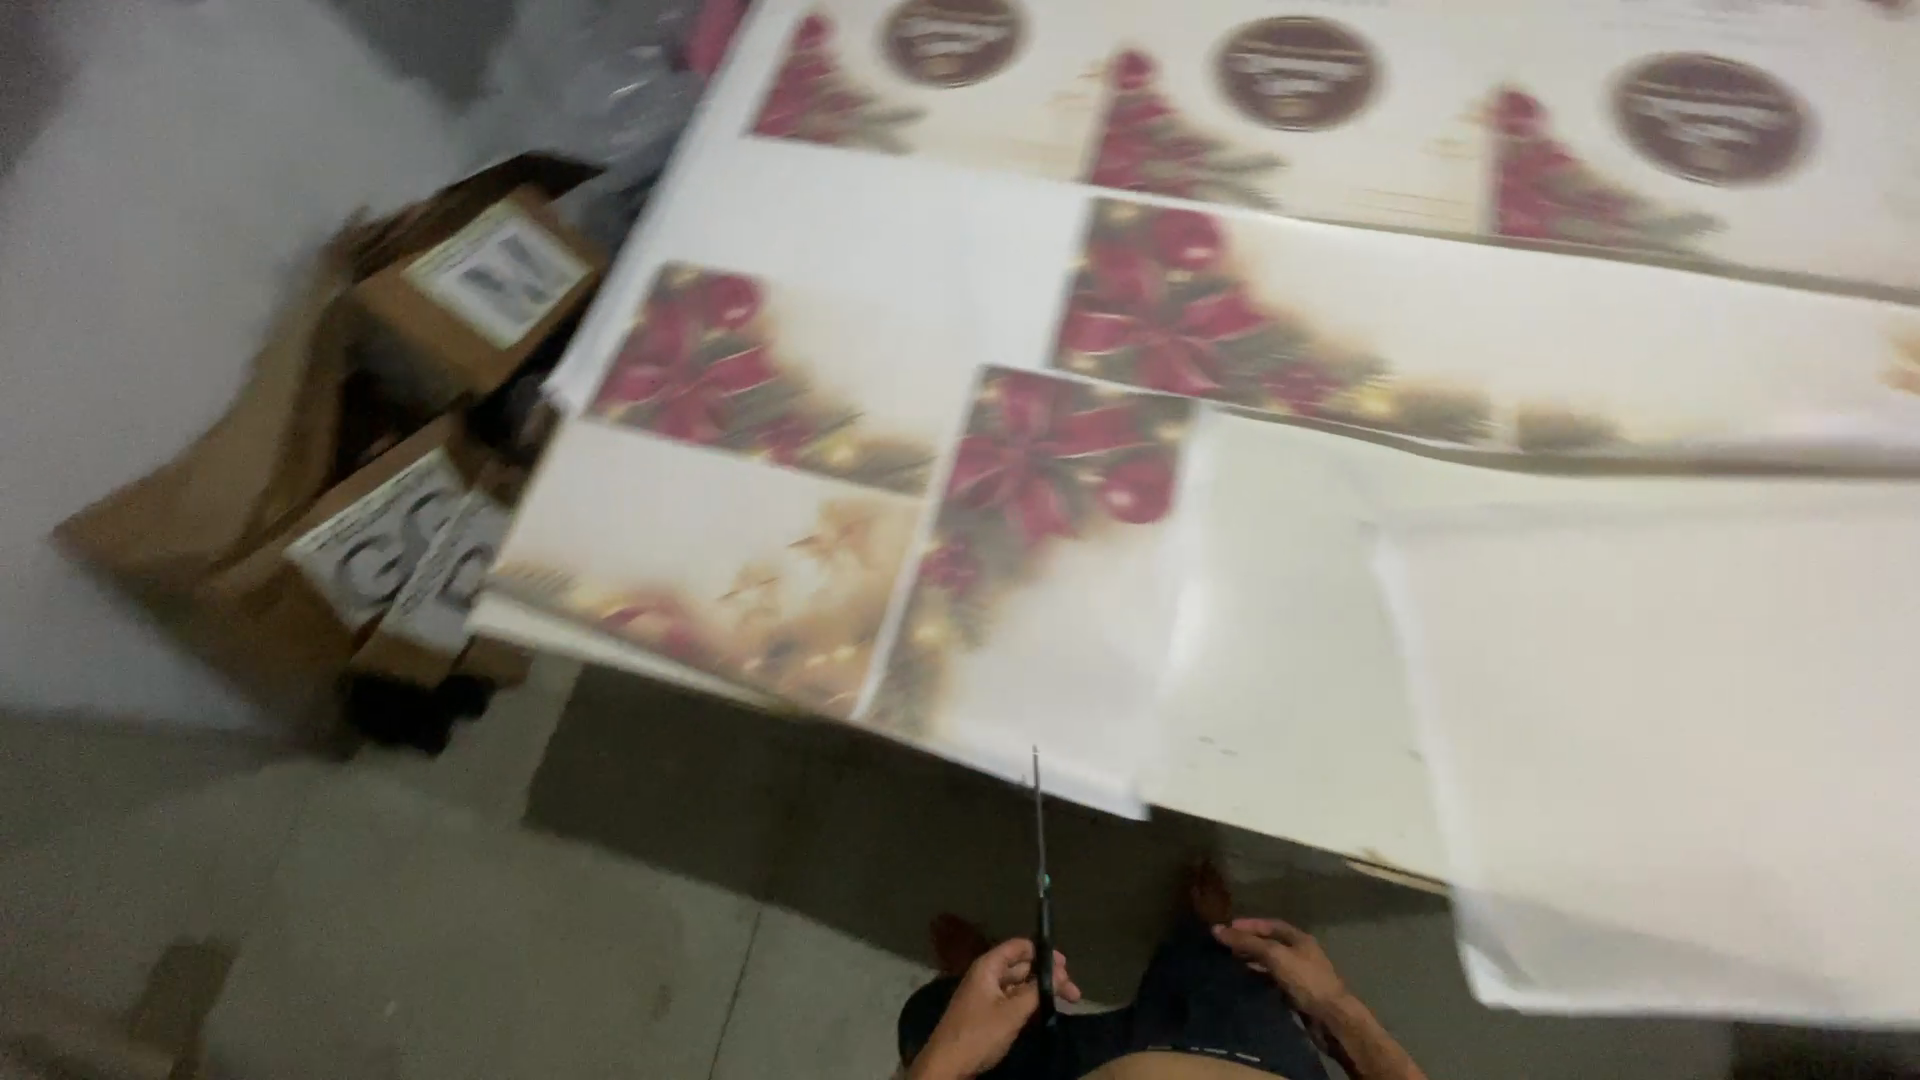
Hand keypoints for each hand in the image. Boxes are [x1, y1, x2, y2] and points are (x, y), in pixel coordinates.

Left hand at [909, 938, 1080, 1079]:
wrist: (947, 1064)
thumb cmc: (979, 1033)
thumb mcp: (1011, 1012)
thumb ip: (1036, 991)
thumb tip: (1059, 974)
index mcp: (989, 965)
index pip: (1019, 947)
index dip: (1043, 953)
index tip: (1066, 967)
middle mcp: (987, 974)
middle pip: (1022, 966)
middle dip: (1047, 975)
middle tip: (1073, 991)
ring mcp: (986, 994)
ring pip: (1019, 985)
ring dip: (1040, 991)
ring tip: (1066, 1001)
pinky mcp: (987, 1012)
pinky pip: (1012, 999)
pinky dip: (1029, 1002)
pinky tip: (1045, 1011)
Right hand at [1212, 917, 1347, 1016]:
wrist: (1333, 1020)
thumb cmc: (1305, 980)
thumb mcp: (1274, 955)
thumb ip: (1246, 942)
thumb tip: (1216, 929)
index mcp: (1299, 938)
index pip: (1270, 924)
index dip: (1249, 924)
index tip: (1228, 928)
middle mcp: (1301, 954)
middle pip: (1270, 943)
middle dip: (1249, 943)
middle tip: (1226, 946)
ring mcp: (1301, 976)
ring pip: (1272, 964)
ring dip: (1253, 961)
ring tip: (1232, 963)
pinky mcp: (1299, 996)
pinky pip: (1275, 982)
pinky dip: (1260, 979)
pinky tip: (1248, 982)